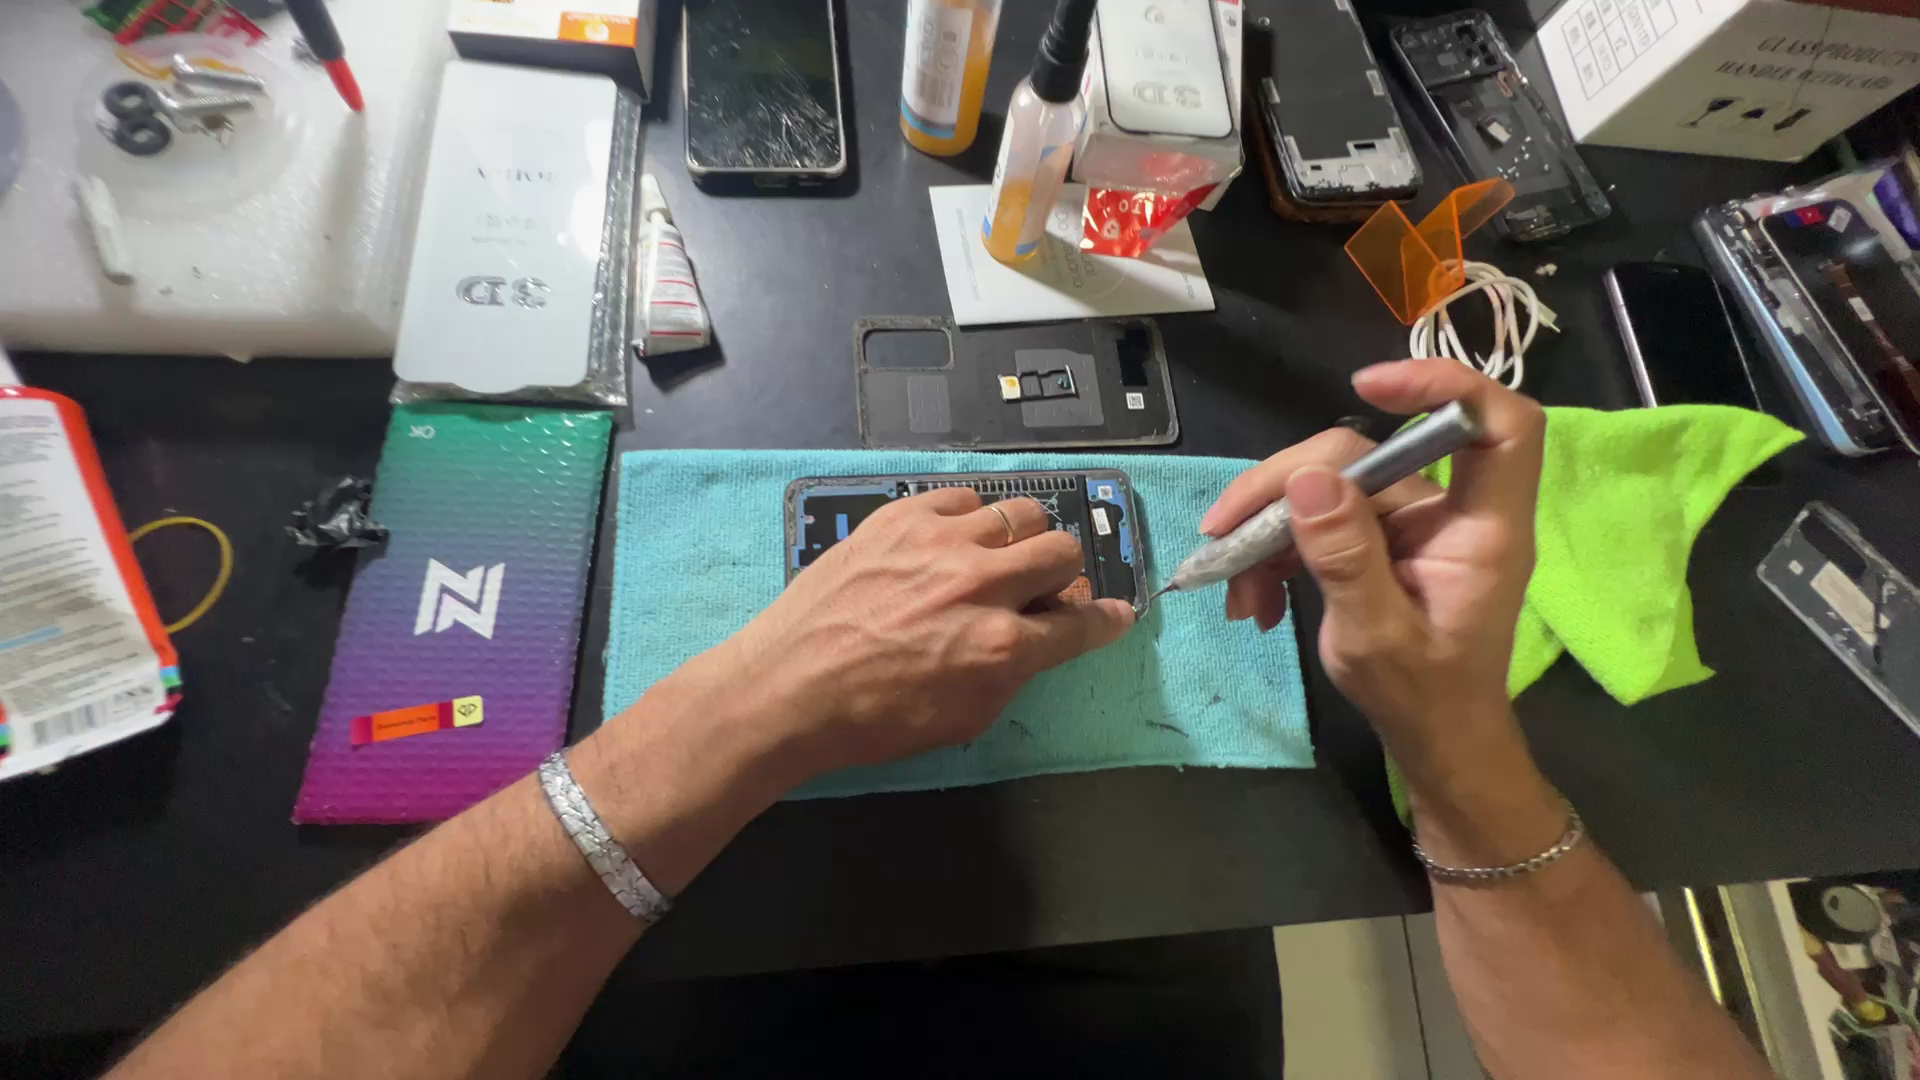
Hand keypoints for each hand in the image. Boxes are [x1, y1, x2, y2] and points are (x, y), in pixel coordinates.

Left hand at [723, 489, 1135, 776]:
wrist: (790, 685)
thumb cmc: (875, 718)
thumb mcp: (963, 720)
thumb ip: (1015, 672)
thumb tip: (1042, 636)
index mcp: (1000, 647)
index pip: (1082, 624)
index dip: (1107, 621)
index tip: (1116, 614)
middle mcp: (981, 584)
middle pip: (1062, 551)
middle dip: (1065, 574)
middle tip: (1040, 588)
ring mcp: (941, 541)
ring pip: (1021, 512)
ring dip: (1021, 539)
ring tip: (995, 558)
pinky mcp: (902, 516)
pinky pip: (964, 496)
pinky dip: (970, 519)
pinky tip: (950, 541)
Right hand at [1200, 358, 1544, 766]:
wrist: (1428, 737)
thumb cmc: (1421, 696)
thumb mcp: (1375, 637)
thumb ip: (1346, 559)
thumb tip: (1306, 480)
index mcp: (1477, 529)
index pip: (1494, 426)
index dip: (1443, 387)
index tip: (1367, 385)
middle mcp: (1441, 513)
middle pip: (1363, 456)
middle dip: (1282, 487)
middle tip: (1221, 530)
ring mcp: (1401, 526)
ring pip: (1323, 489)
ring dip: (1264, 534)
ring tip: (1235, 591)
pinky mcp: (1369, 541)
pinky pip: (1312, 523)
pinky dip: (1272, 557)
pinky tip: (1253, 601)